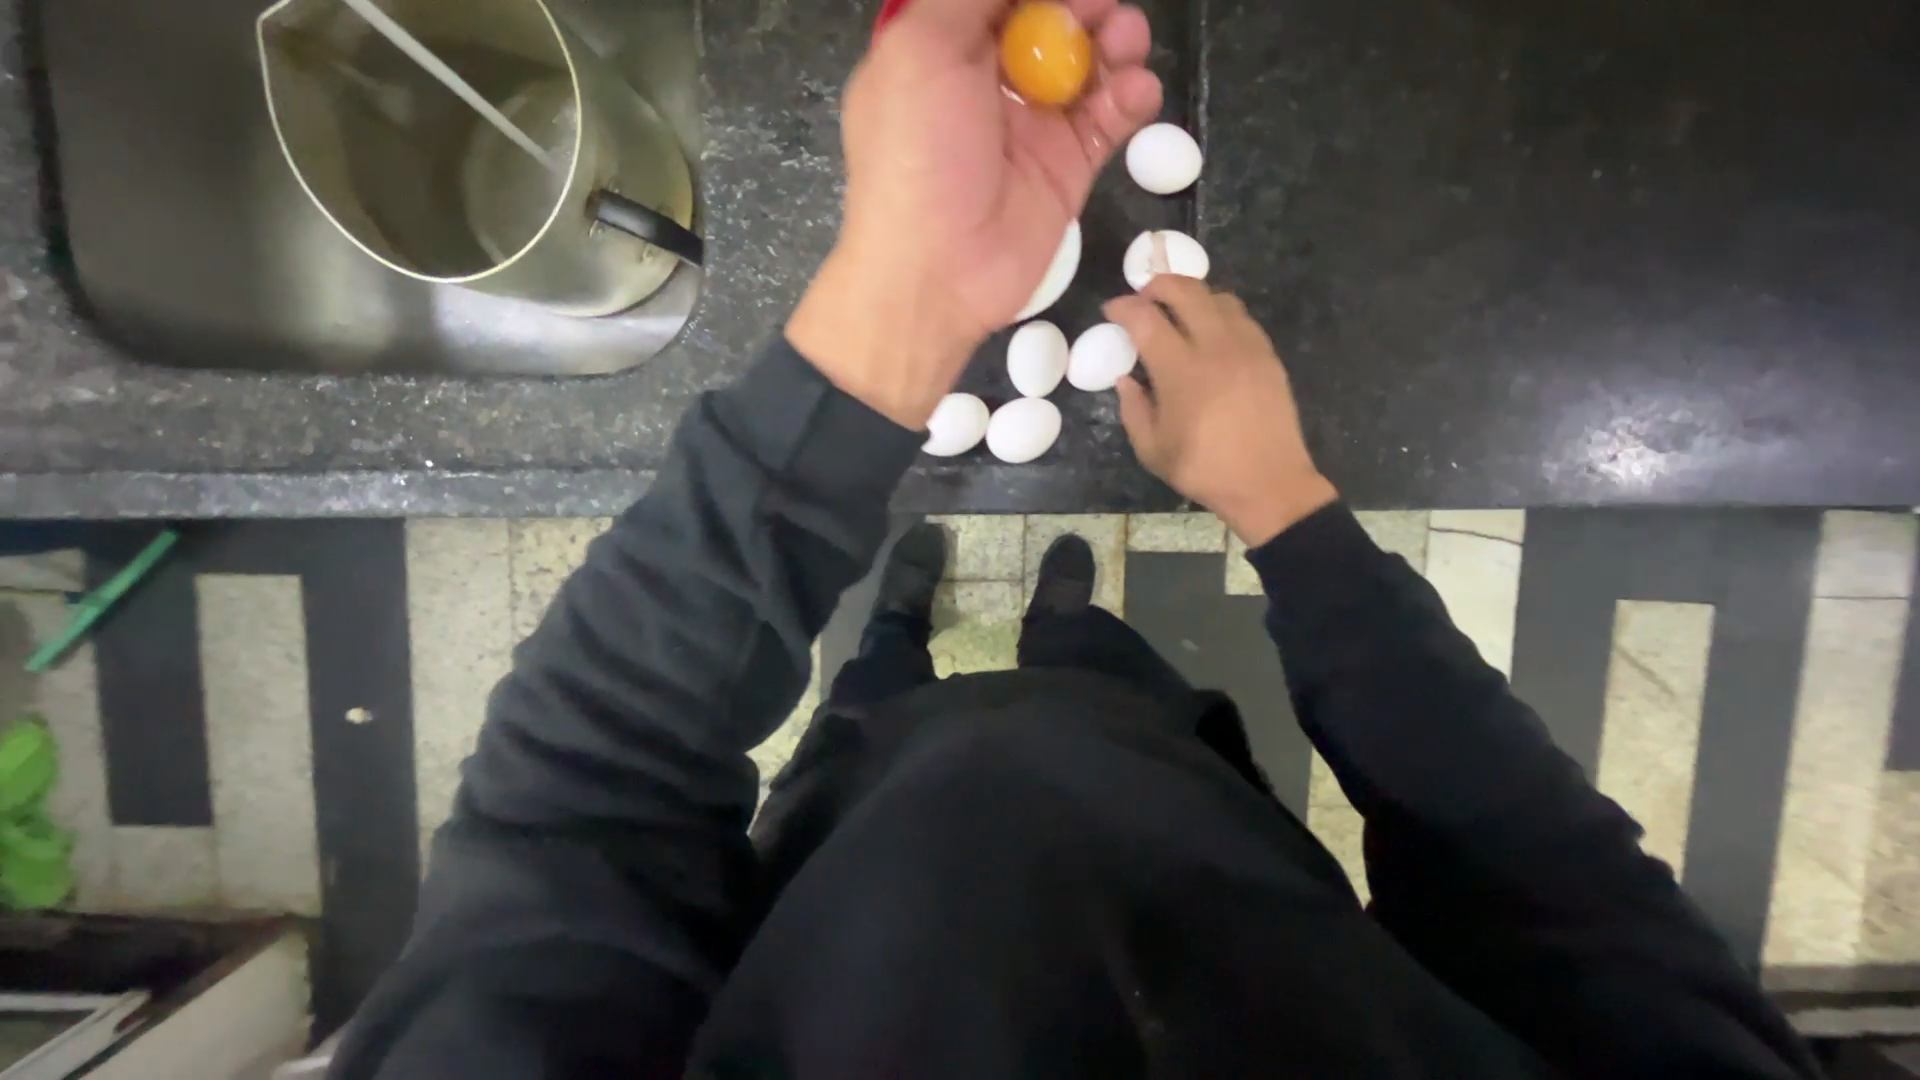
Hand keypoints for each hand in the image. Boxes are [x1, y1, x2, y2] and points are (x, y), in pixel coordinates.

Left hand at [788, 0, 1162, 428]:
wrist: (936, 272)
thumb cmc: (916, 154)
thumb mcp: (920, 51)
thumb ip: (967, 0)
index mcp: (941, 54)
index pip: (997, 2)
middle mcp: (987, 86)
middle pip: (1049, 23)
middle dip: (1082, 6)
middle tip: (1103, 7)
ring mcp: (1031, 129)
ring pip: (1086, 66)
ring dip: (1115, 42)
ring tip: (1127, 42)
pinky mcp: (1067, 170)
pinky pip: (1108, 120)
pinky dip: (1130, 97)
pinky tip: (1136, 90)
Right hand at [1105, 277, 1338, 545]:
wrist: (1268, 483)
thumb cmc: (1203, 470)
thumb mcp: (1152, 449)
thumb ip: (1133, 408)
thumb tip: (1126, 378)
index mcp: (1181, 371)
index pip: (1146, 319)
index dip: (1124, 308)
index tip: (1112, 310)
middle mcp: (1215, 348)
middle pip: (1186, 291)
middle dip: (1159, 284)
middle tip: (1144, 296)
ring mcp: (1247, 348)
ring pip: (1218, 298)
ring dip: (1192, 295)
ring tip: (1178, 311)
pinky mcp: (1267, 356)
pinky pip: (1241, 318)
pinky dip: (1219, 313)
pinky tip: (1210, 333)